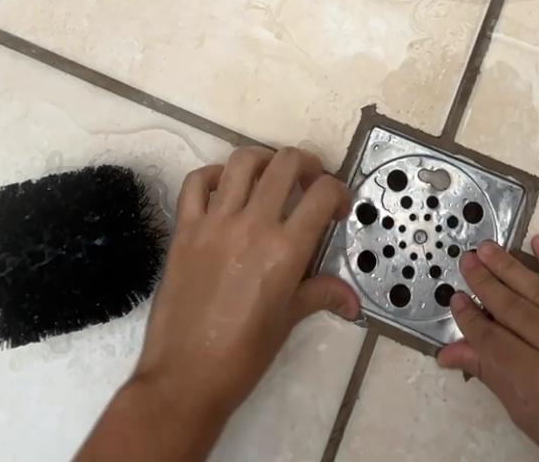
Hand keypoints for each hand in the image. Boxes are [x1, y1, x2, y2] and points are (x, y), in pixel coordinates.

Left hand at [130, 147, 359, 424]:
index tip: (337, 207)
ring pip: (243, 162)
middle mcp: (253, 225)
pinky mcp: (185, 229)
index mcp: (285, 250)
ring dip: (264, 160)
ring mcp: (215, 223)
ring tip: (270, 175)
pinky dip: (213, 175)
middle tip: (309, 180)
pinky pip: (197, 183)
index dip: (337, 192)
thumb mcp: (288, 321)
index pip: (322, 194)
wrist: (184, 378)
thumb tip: (353, 301)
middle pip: (286, 163)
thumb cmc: (243, 356)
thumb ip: (321, 294)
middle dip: (306, 164)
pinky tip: (225, 188)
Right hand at [440, 236, 538, 461]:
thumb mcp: (531, 418)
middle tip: (468, 260)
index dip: (472, 319)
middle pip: (517, 309)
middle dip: (487, 283)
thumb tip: (448, 350)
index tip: (456, 298)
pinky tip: (538, 243)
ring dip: (514, 267)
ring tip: (489, 248)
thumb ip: (492, 374)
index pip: (495, 341)